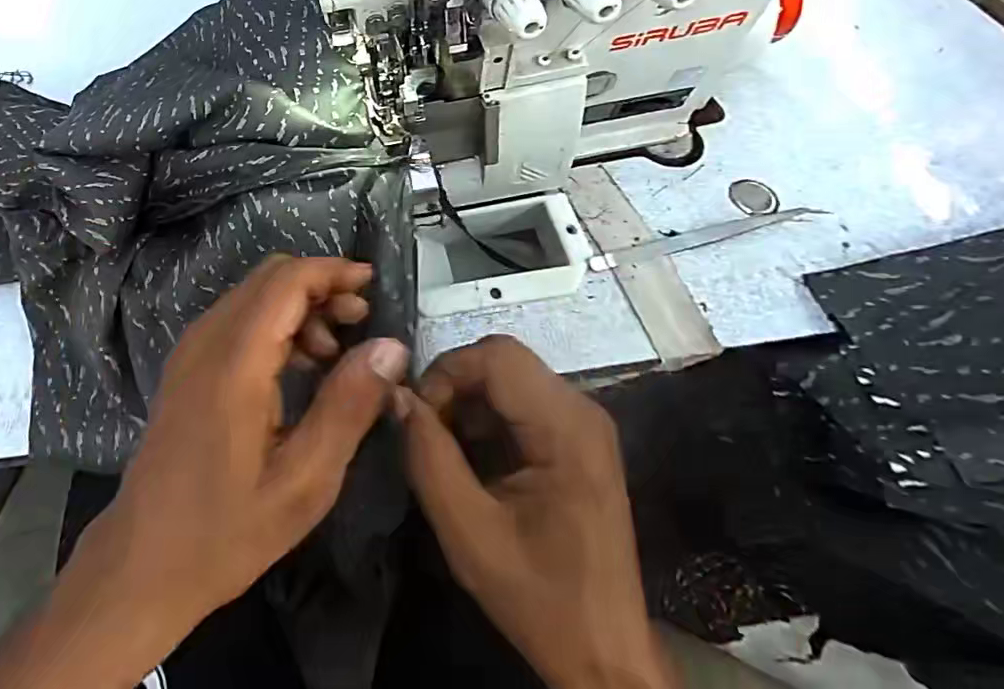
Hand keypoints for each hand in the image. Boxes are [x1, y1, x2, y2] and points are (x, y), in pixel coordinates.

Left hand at [0, 256, 406, 688]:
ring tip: (336, 352)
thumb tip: (391, 346)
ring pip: (254, 294)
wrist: (138, 569)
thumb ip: (349, 405)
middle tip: (360, 323)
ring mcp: (190, 354)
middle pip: (270, 277)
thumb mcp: (305, 481)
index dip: (333, 271)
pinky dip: (278, 323)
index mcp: (234, 364)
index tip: (372, 287)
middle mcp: (206, 343)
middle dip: (322, 286)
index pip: (286, 281)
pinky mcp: (186, 369)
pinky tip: (302, 367)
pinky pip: (239, 318)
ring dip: (302, 305)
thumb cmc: (225, 532)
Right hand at [396, 336, 677, 688]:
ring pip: (513, 378)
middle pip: (506, 362)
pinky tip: (473, 459)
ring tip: (445, 451)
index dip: (447, 372)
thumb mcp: (470, 535)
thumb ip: (430, 460)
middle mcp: (583, 408)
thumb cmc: (540, 597)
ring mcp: (585, 421)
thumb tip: (398, 399)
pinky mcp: (580, 436)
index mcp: (568, 427)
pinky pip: (525, 402)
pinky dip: (490, 418)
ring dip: (470, 403)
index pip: (498, 356)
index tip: (416, 416)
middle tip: (425, 433)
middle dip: (455, 387)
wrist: (604, 646)